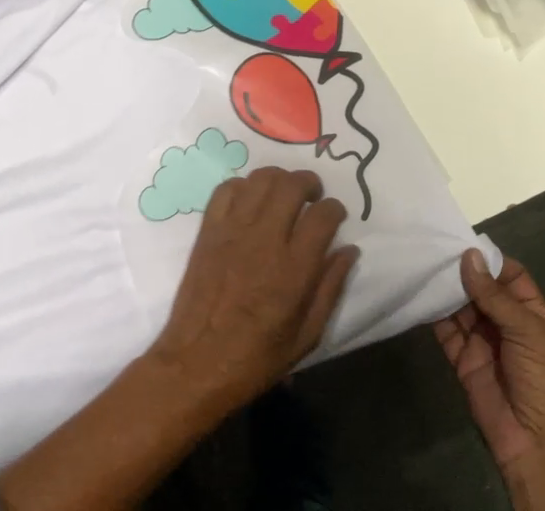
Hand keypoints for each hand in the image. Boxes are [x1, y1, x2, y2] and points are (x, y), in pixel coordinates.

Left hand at [146, 167, 359, 413]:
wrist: (195, 365)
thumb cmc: (255, 359)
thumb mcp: (307, 336)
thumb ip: (330, 288)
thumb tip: (349, 251)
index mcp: (294, 270)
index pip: (323, 215)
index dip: (335, 209)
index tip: (335, 217)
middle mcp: (264, 241)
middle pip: (291, 186)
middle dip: (309, 183)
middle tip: (313, 196)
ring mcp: (232, 232)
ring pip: (260, 180)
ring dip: (278, 179)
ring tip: (284, 194)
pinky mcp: (208, 232)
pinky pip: (226, 190)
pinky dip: (243, 187)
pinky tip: (250, 202)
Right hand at [436, 250, 544, 510]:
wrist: (538, 441)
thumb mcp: (527, 330)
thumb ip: (494, 295)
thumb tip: (468, 256)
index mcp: (533, 314)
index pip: (510, 276)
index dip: (488, 260)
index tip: (461, 241)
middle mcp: (508, 324)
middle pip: (482, 290)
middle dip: (461, 272)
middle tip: (432, 248)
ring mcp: (485, 343)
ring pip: (462, 309)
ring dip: (445, 291)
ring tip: (421, 264)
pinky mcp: (464, 361)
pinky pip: (447, 333)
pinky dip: (433, 316)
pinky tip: (418, 294)